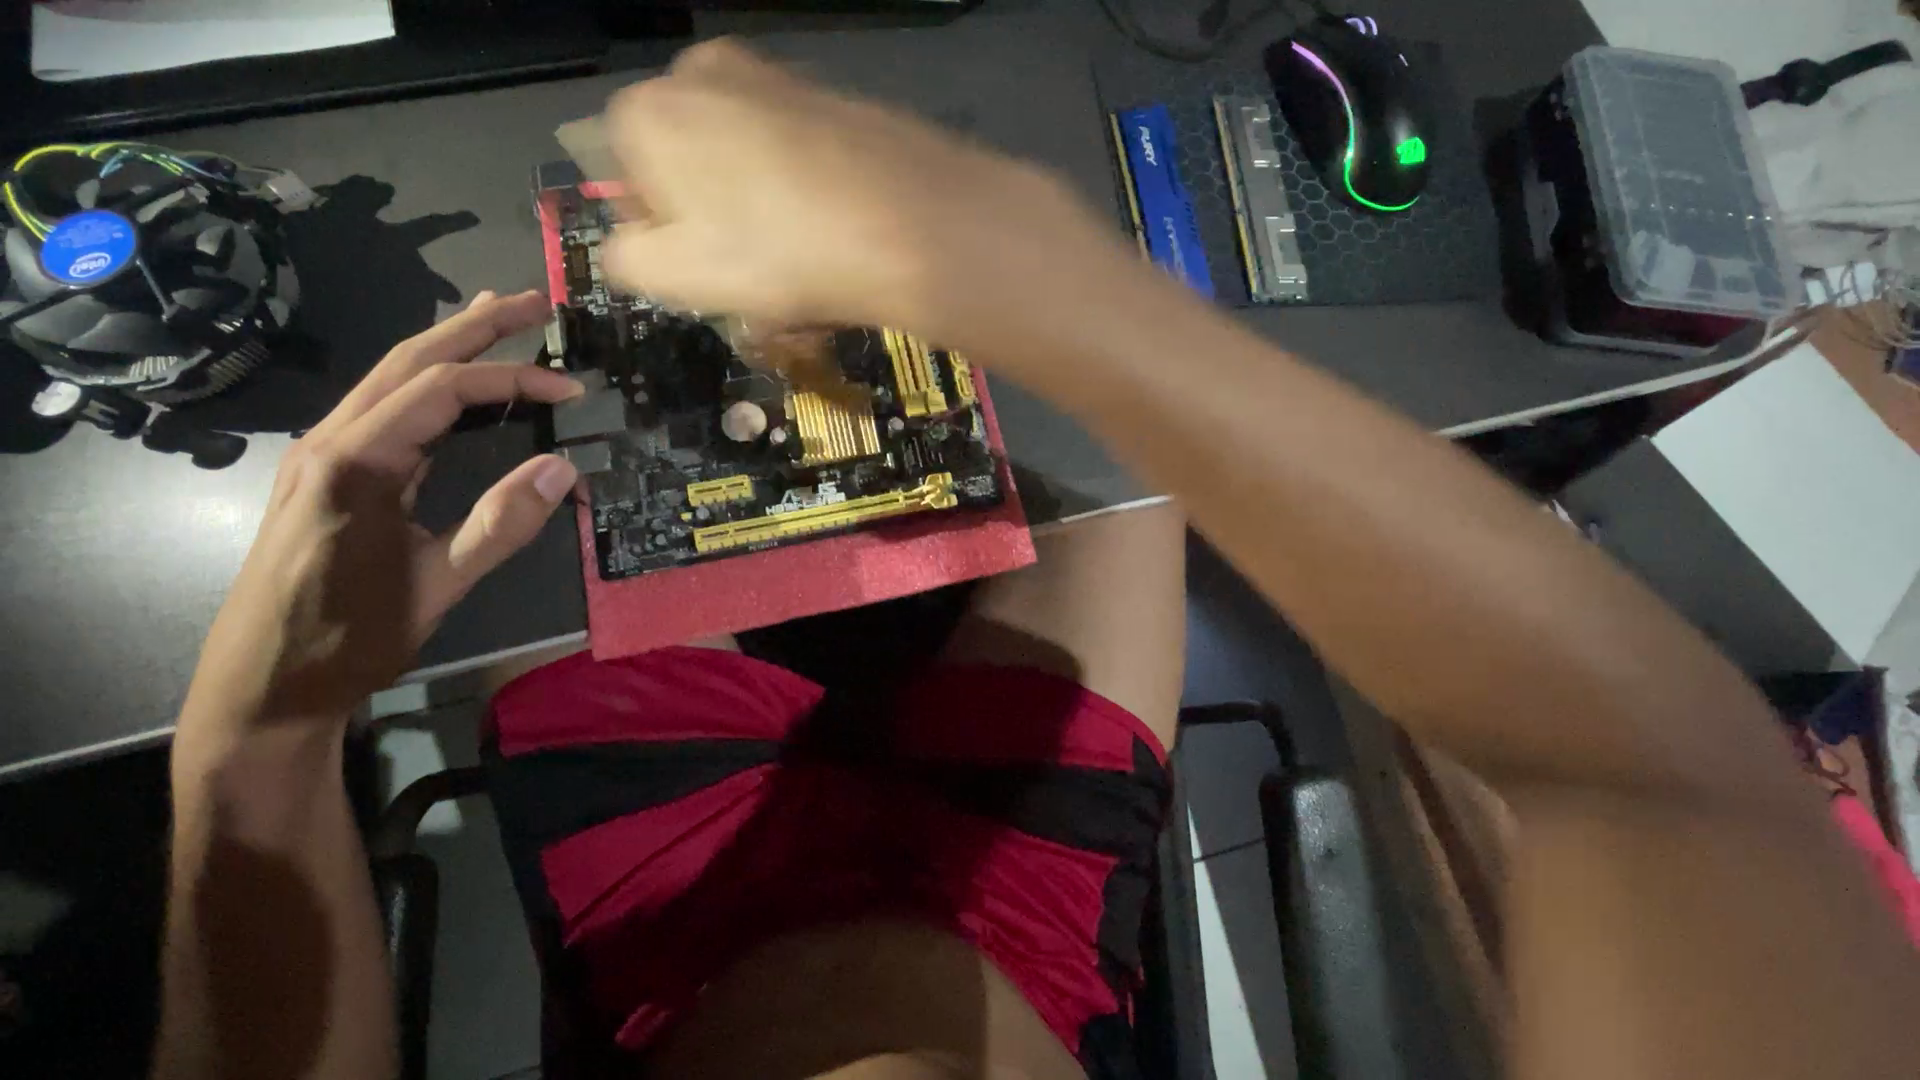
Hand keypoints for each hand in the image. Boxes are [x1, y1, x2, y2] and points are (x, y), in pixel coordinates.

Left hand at [179, 291, 582, 734]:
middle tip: (534, 301)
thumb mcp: (437, 587)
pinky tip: (452, 384)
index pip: (442, 391)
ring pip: (388, 378)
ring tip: (497, 318)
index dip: (513, 380)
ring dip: (447, 345)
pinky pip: (382, 408)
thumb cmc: (350, 639)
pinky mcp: (326, 472)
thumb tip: (564, 467)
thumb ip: (499, 524)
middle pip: (407, 362)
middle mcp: (330, 442)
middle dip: (474, 326)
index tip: (572, 391)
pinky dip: (427, 383)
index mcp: (354, 464)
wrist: (262, 684)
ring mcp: (321, 454)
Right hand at [601, 39, 1133, 360]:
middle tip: (756, 283)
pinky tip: (838, 246)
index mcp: (651, 109)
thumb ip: (627, 258)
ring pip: (751, 169)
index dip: (666, 238)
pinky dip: (810, 202)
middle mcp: (708, 75)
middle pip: (694, 170)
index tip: (705, 274)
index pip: (628, 180)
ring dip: (766, 223)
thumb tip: (631, 245)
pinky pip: (802, 162)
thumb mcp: (676, 276)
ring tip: (805, 277)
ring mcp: (780, 81)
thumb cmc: (777, 254)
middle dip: (718, 228)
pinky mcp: (838, 103)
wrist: (908, 226)